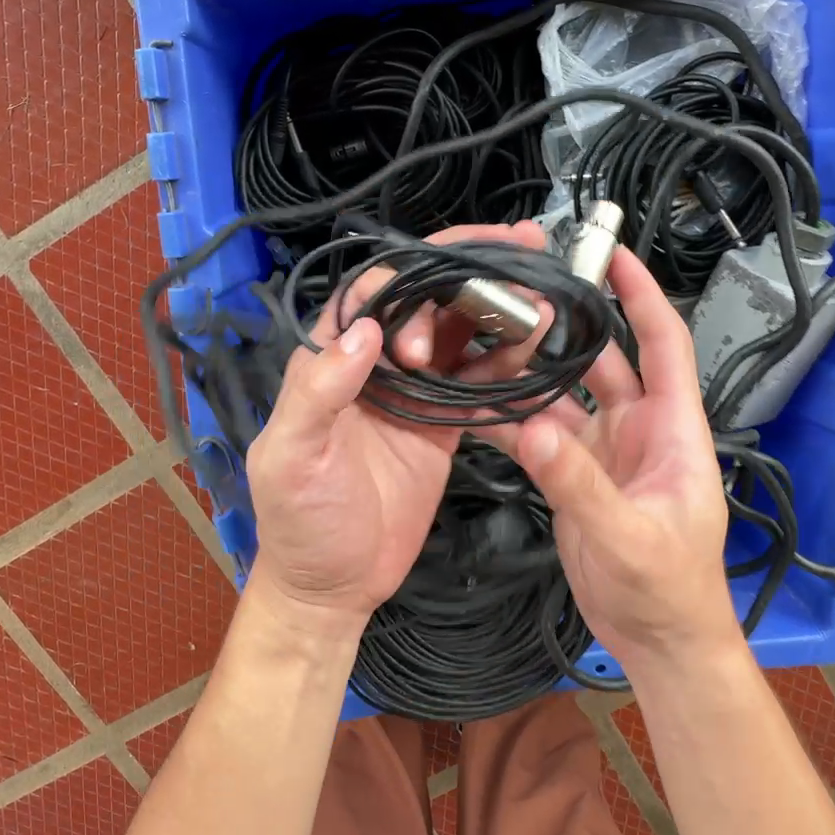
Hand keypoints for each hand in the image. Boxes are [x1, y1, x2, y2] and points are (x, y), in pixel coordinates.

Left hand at [244, 222, 548, 630]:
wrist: (333, 583)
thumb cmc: (298, 521)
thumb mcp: (290, 457)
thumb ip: (318, 392)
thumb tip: (367, 330)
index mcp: (331, 359)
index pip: (373, 294)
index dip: (410, 282)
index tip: (439, 309)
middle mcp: (375, 365)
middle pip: (426, 301)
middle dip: (471, 272)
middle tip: (523, 251)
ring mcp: (414, 392)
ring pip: (461, 336)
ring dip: (500, 312)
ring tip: (544, 300)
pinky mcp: (444, 424)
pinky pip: (478, 383)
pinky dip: (507, 365)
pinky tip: (537, 349)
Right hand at [484, 247, 737, 667]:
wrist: (656, 641)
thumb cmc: (668, 591)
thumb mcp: (628, 537)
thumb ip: (578, 484)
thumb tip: (531, 429)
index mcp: (673, 427)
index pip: (663, 342)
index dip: (642, 294)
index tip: (612, 253)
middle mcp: (638, 428)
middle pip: (600, 359)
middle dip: (566, 326)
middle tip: (518, 295)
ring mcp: (603, 450)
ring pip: (562, 395)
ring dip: (529, 374)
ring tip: (484, 346)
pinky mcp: (575, 475)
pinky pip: (540, 435)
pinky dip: (512, 422)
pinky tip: (478, 409)